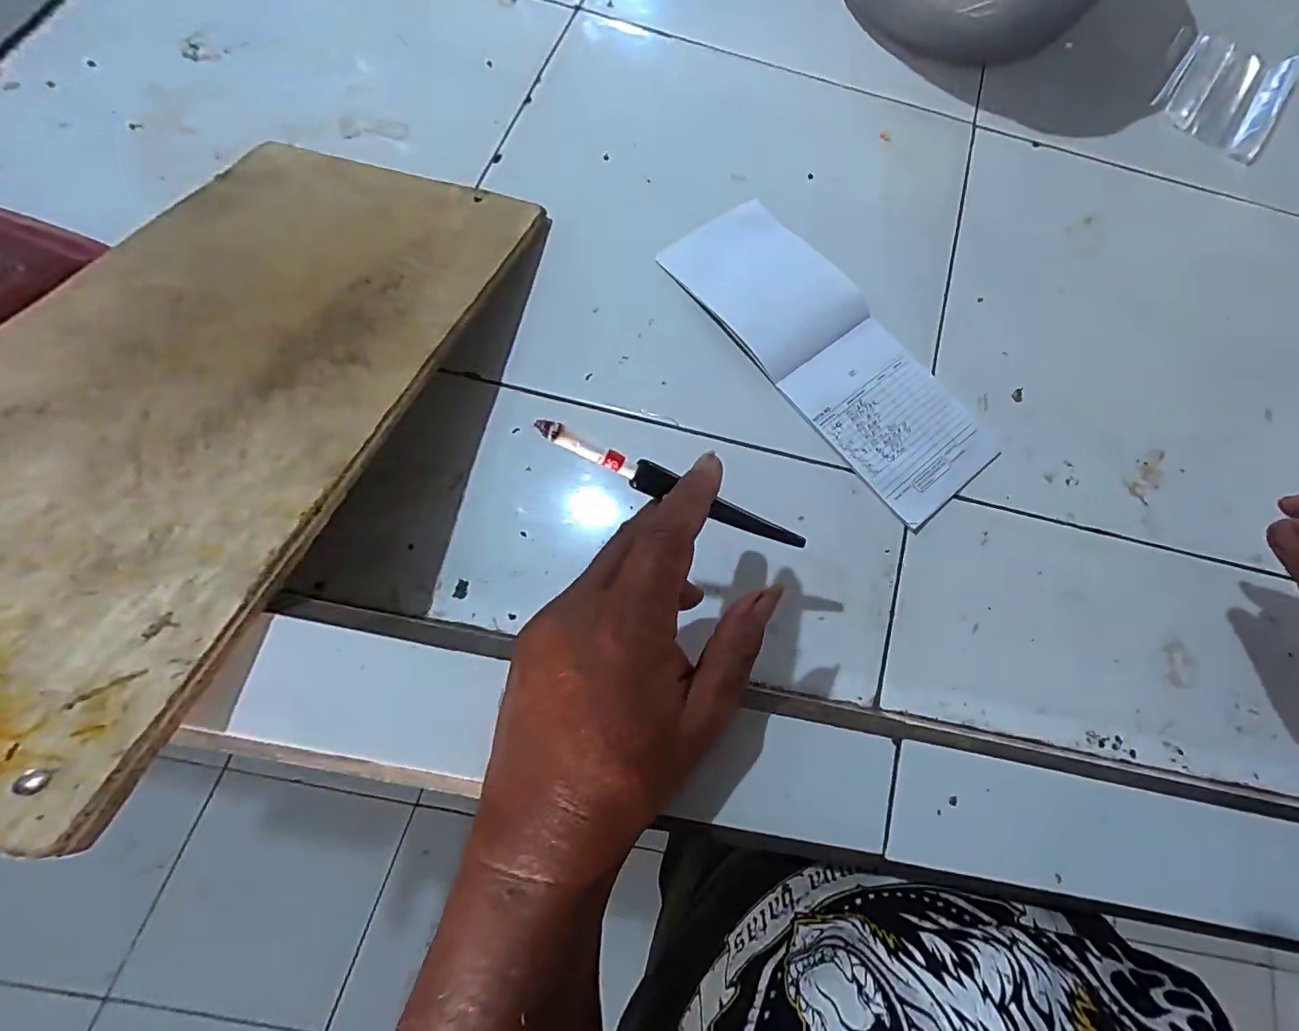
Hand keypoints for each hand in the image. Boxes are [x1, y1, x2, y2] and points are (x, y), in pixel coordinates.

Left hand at [472, 452, 783, 886]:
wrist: (542, 832)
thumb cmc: (633, 777)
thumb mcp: (703, 717)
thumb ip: (736, 647)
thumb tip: (767, 594)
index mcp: (626, 628)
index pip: (662, 540)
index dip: (689, 498)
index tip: (709, 466)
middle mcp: (579, 612)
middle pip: (629, 541)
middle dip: (670, 518)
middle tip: (704, 507)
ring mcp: (547, 626)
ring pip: (605, 566)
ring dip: (648, 560)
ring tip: (688, 595)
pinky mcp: (532, 643)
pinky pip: (584, 593)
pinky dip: (621, 587)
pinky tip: (644, 623)